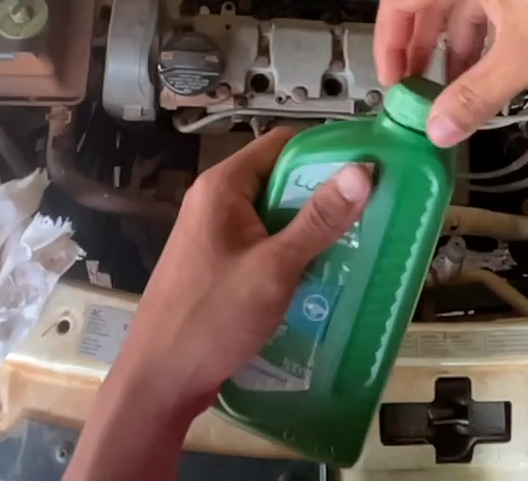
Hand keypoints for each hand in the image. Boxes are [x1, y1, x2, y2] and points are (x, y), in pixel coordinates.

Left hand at [117, 128, 370, 406]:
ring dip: (310, 226)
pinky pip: (265, 240)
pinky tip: (323, 271)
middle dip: (323, 192)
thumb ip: (318, 220)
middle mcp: (217, 199)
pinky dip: (293, 249)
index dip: (325, 149)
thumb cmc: (210, 319)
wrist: (158, 383)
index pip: (283, 143)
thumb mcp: (273, 268)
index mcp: (223, 185)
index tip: (366, 166)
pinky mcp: (221, 261)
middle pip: (281, 177)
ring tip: (357, 239)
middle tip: (370, 208)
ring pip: (275, 212)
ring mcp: (217, 231)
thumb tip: (362, 171)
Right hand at [375, 0, 527, 145]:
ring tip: (461, 84)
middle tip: (421, 91)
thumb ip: (474, 96)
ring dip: (461, 36)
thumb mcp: (526, 60)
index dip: (390, 46)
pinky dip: (491, 18)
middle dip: (427, 45)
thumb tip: (436, 134)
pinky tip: (496, 55)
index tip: (394, 86)